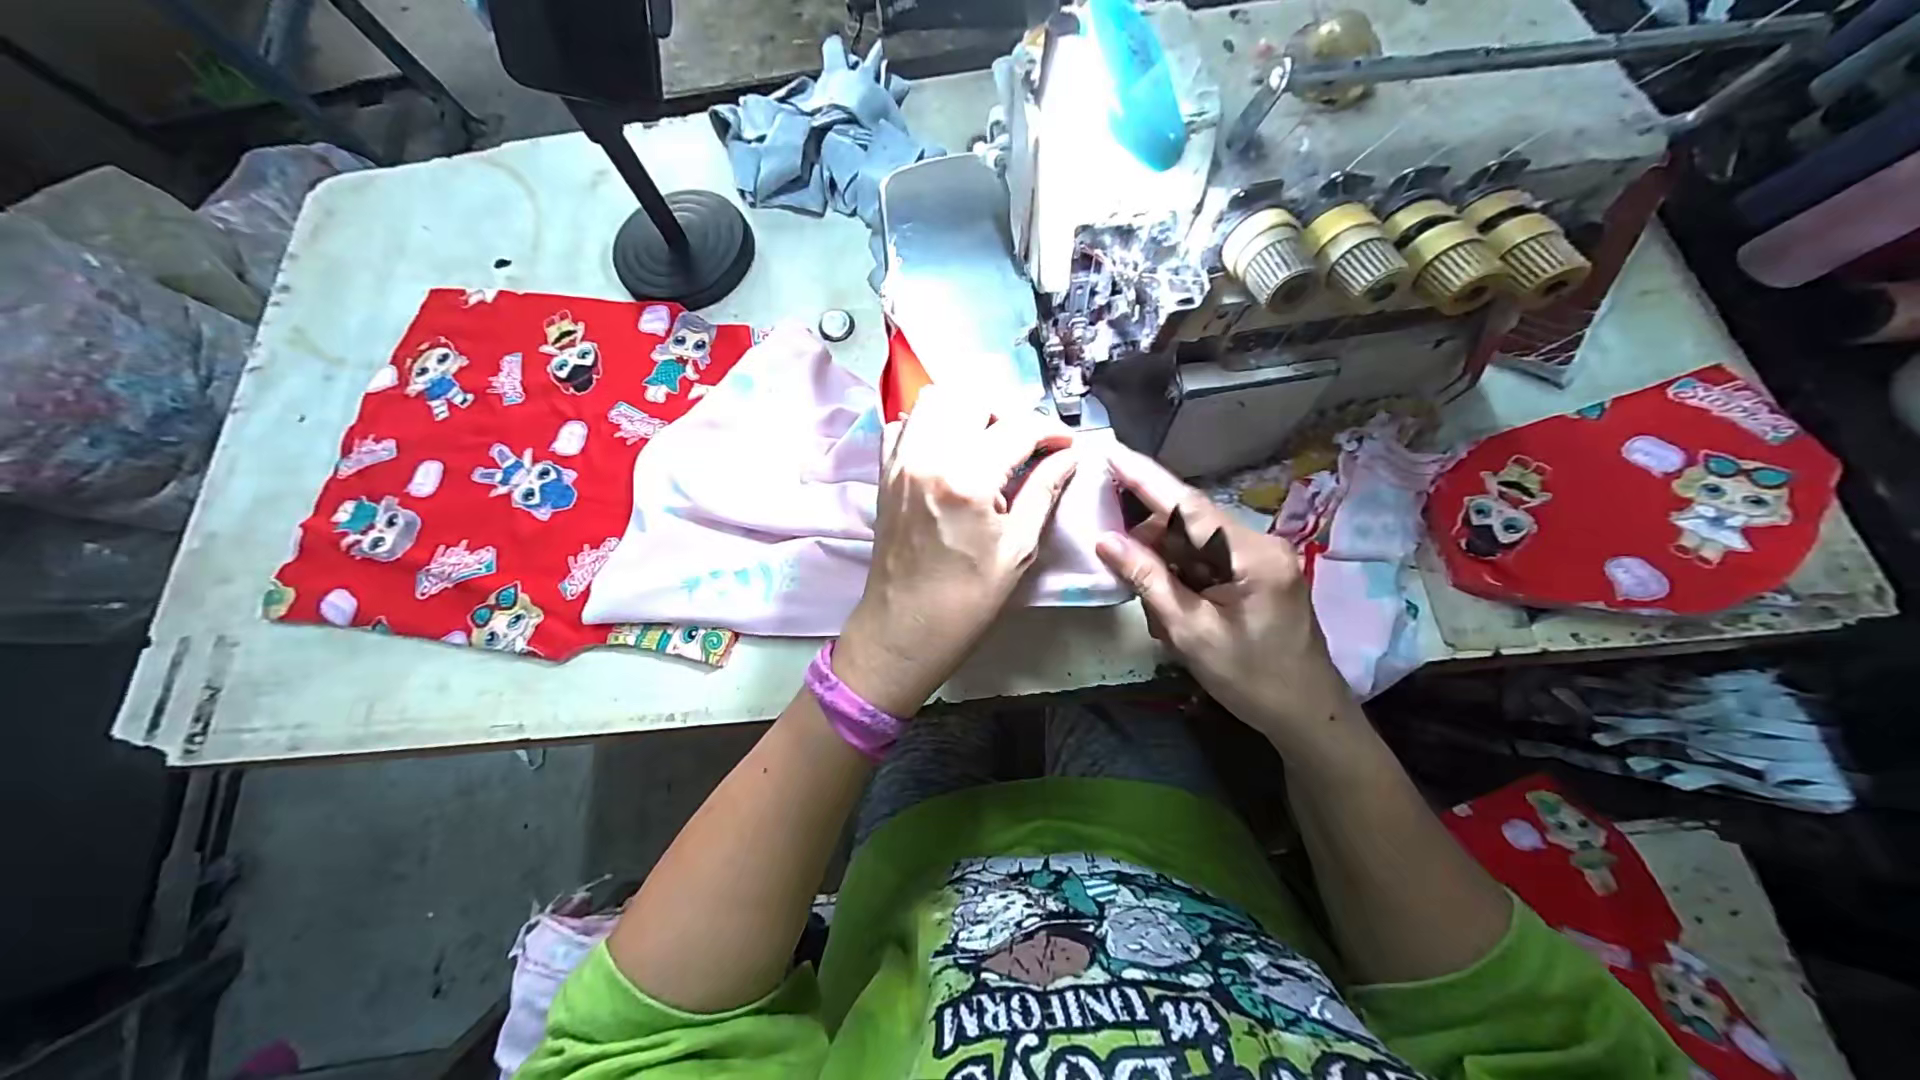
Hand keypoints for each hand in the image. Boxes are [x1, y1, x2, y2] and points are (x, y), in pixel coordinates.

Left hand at [835, 387, 1080, 716]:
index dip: (1050, 430)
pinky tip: (951, 449)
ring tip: (990, 440)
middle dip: (1008, 412)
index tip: (1066, 445)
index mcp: (966, 479)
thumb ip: (1044, 491)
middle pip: (973, 398)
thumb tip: (1068, 458)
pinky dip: (932, 423)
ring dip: (969, 410)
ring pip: (935, 400)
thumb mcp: (1018, 548)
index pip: (1017, 427)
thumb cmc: (966, 600)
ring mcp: (901, 461)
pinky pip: (905, 424)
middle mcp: (927, 457)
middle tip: (1027, 442)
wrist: (904, 628)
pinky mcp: (886, 472)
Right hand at [1093, 445, 1355, 748]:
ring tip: (1153, 607)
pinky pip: (1206, 558)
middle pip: (1187, 523)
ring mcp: (1261, 555)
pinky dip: (1180, 576)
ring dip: (1163, 565)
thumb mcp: (1191, 632)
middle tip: (1114, 562)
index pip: (1188, 506)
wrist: (1307, 714)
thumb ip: (1148, 580)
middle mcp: (1260, 543)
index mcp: (1252, 555)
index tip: (1110, 453)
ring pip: (1193, 541)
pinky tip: (1172, 608)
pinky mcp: (1256, 570)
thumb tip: (1106, 540)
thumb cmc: (1252, 679)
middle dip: (1148, 541)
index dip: (1145, 478)